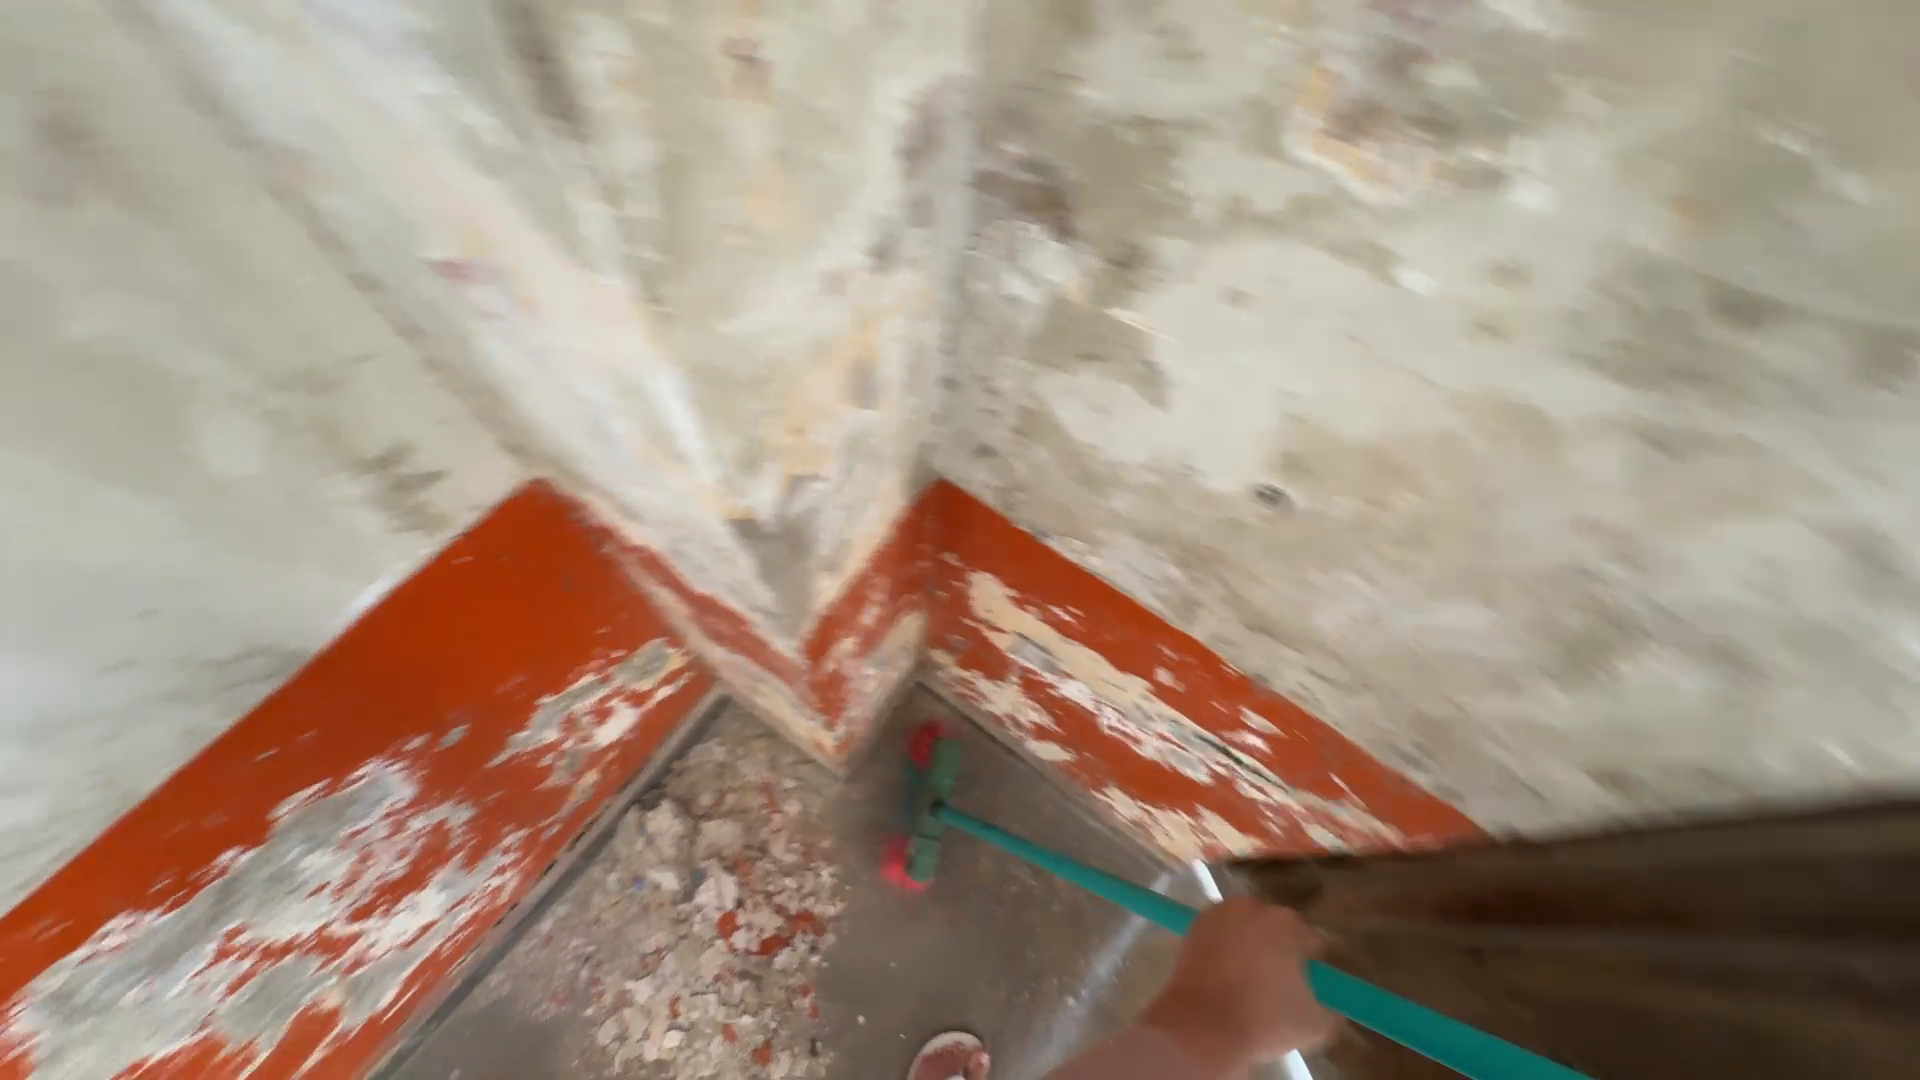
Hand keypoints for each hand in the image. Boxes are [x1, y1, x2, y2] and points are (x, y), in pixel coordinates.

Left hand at [1140, 897, 1335, 1074]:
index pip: (1312, 940)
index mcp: (1287, 924)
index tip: (1310, 985)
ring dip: (1250, 943)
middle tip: (1279, 983)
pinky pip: (1220, 934)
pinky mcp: (1194, 925)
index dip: (1314, 964)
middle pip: (1275, 927)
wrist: (1204, 1024)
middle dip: (1279, 949)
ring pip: (1245, 927)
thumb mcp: (1315, 1025)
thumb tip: (1326, 1003)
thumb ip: (1329, 1008)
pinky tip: (1225, 974)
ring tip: (1248, 979)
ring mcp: (1219, 912)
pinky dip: (1224, 946)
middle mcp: (1252, 906)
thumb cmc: (1264, 1020)